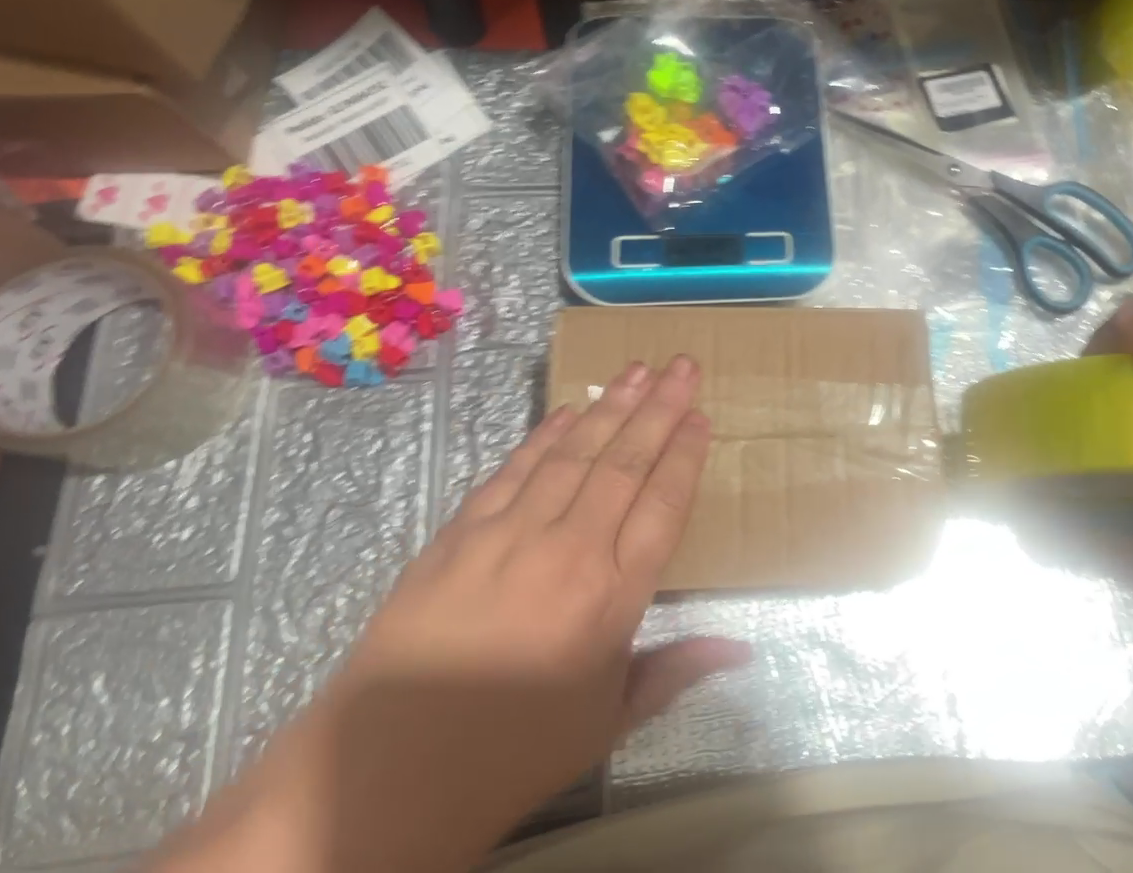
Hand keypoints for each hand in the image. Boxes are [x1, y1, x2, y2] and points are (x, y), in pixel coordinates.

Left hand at [154, 355, 749, 872]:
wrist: (389, 766)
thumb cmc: (515, 750)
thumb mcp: (608, 722)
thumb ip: (675, 671)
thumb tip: (742, 649)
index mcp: (612, 597)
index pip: (661, 506)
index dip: (685, 456)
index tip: (701, 416)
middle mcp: (568, 550)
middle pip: (623, 464)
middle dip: (659, 410)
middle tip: (683, 365)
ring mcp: (509, 535)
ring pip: (572, 455)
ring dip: (609, 408)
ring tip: (638, 371)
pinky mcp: (459, 534)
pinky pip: (513, 470)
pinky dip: (545, 435)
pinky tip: (569, 411)